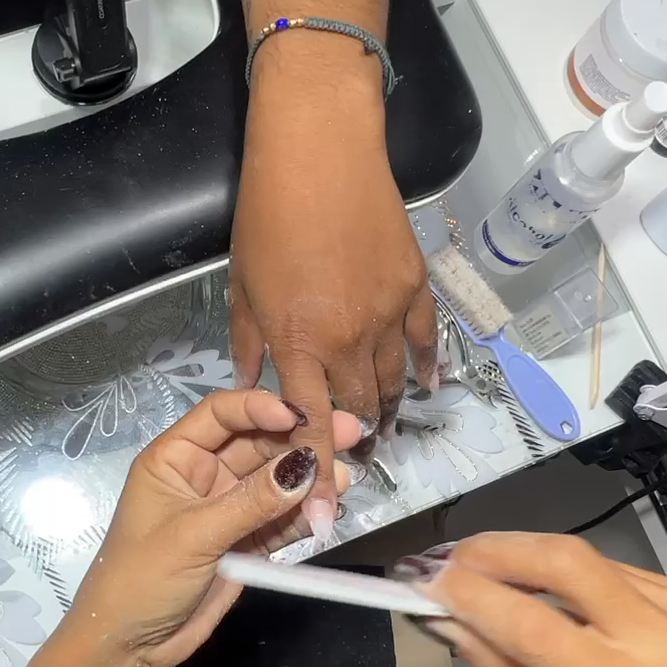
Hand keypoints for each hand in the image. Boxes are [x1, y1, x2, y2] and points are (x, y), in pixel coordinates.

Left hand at [68, 390, 361, 666]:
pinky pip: (281, 518)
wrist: (131, 647)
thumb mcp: (194, 535)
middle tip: (351, 435)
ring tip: (342, 483)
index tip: (300, 414)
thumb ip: (251, 502)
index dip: (260, 407)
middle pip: (259, 443)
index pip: (221, 414)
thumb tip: (306, 466)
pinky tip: (326, 515)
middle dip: (300, 442)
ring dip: (309, 481)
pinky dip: (303, 516)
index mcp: (175, 458)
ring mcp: (228, 507)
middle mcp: (204, 474)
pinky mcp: (247, 541)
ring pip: (276, 481)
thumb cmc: (142, 579)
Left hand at [229, 40, 437, 541]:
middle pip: (357, 411)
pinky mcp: (415, 288)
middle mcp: (348, 340)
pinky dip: (423, 370)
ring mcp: (388, 315)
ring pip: (391, 384)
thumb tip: (257, 385)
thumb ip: (252, 343)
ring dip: (383, 411)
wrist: (320, 147)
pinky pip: (425, 343)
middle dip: (352, 441)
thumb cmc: (266, 214)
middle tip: (347, 456)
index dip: (315, 478)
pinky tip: (423, 388)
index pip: (310, 427)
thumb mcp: (242, 285)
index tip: (321, 518)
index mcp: (297, 344)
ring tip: (379, 429)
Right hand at [402, 534, 666, 666]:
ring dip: (515, 551)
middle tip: (445, 558)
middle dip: (492, 550)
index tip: (423, 582)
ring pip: (578, 553)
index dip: (471, 595)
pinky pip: (599, 563)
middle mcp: (658, 642)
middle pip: (563, 561)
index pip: (532, 626)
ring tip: (469, 564)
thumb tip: (442, 617)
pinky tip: (525, 581)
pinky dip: (550, 565)